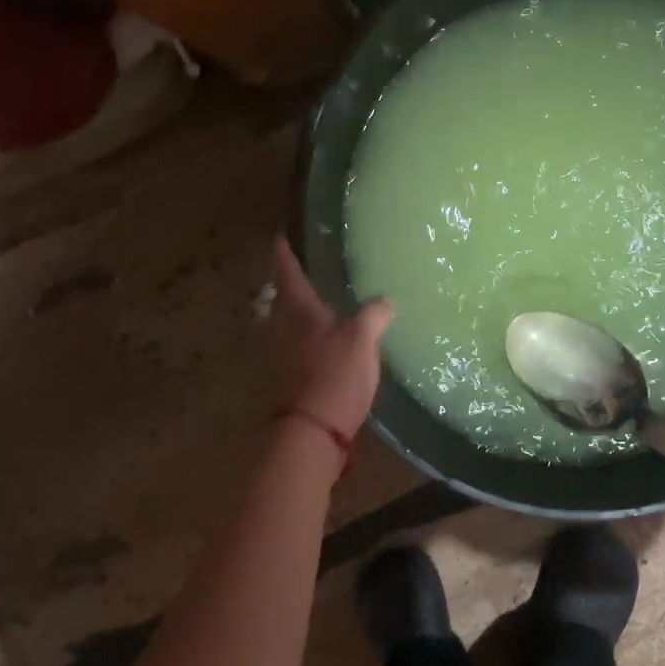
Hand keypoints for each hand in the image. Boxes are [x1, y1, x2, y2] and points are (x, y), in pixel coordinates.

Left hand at [271, 236, 393, 434]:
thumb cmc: (335, 375)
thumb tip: (385, 301)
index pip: (288, 273)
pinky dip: (306, 339)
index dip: (284, 254)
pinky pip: (296, 347)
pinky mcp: (289, 378)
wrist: (313, 428)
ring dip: (298, 314)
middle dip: (289, 285)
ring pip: (287, 324)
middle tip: (301, 272)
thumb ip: (374, 315)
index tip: (279, 237)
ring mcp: (282, 355)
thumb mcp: (362, 339)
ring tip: (317, 307)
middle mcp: (283, 328)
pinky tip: (322, 344)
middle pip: (282, 299)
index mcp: (299, 311)